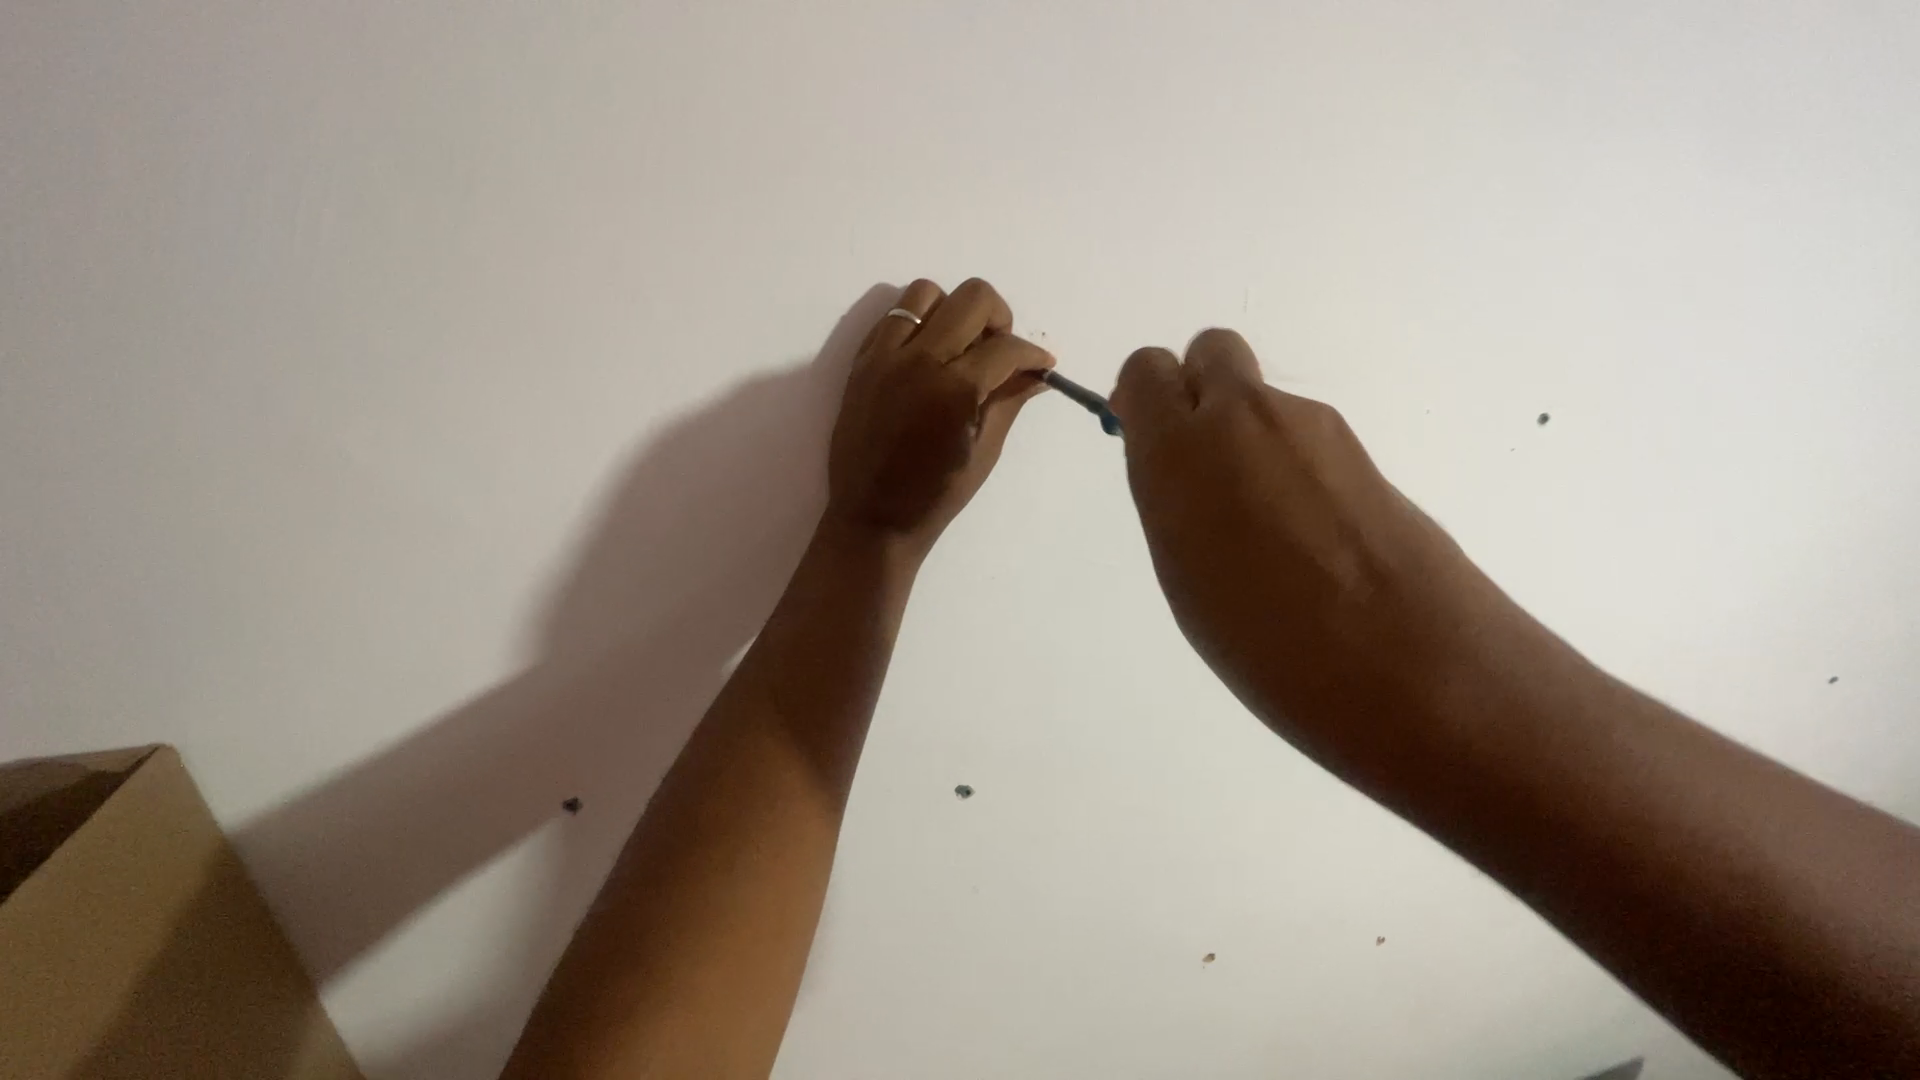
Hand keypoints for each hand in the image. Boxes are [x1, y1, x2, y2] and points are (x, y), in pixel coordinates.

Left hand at [825, 278, 1053, 555]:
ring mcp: (884, 357)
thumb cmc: (935, 496)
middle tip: (1000, 351)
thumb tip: (1037, 374)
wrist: (872, 518)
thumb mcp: (984, 451)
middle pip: (973, 298)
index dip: (1033, 355)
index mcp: (954, 390)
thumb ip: (1009, 401)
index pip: (1006, 348)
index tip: (1042, 366)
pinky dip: (917, 323)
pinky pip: (893, 316)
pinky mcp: (861, 362)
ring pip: (927, 293)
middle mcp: (918, 361)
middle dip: (999, 319)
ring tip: (959, 347)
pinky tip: (927, 354)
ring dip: (953, 312)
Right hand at [1110, 329, 1540, 771]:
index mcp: (1182, 449)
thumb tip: (1181, 465)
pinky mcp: (1364, 454)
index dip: (1142, 401)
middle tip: (1201, 463)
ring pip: (1263, 402)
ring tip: (1261, 526)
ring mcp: (1315, 429)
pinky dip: (1293, 467)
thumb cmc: (1262, 639)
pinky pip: (1305, 439)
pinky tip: (1307, 537)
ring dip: (1250, 438)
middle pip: (1212, 352)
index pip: (1145, 370)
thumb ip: (1173, 498)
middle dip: (1198, 390)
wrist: (1408, 664)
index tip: (1146, 444)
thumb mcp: (1183, 570)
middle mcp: (1247, 418)